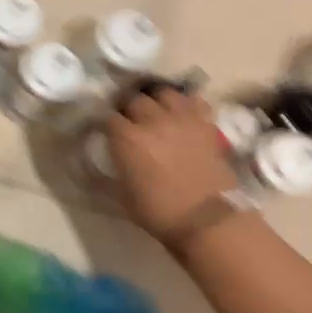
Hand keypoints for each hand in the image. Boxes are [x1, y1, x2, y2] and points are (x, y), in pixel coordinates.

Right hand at [107, 90, 241, 241]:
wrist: (207, 219)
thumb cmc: (159, 210)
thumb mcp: (122, 193)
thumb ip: (113, 168)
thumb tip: (104, 160)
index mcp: (127, 138)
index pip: (107, 117)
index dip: (105, 123)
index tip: (105, 131)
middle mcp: (153, 121)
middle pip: (135, 99)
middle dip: (129, 108)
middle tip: (130, 120)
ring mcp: (183, 119)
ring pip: (165, 93)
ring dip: (157, 101)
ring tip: (157, 112)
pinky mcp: (206, 124)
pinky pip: (195, 101)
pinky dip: (187, 105)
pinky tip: (183, 115)